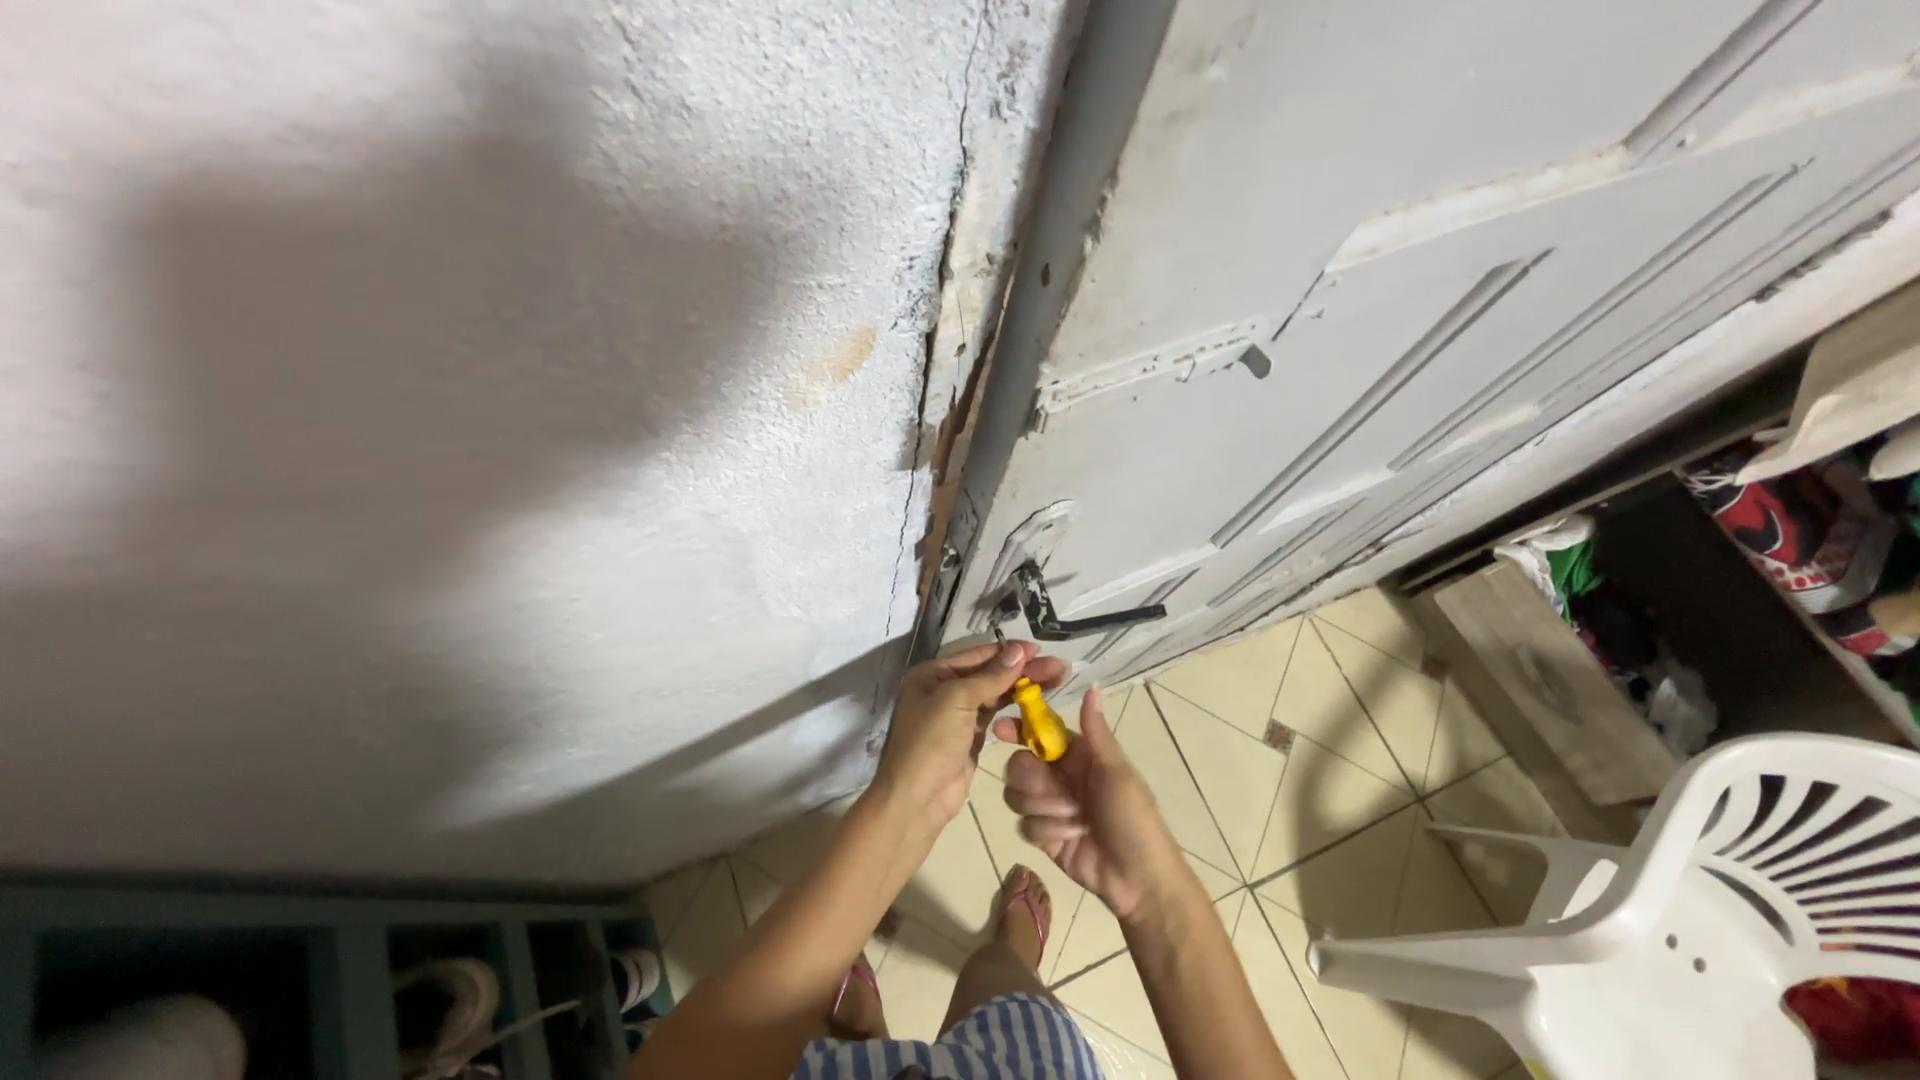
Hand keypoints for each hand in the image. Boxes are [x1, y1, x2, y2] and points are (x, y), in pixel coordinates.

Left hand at [871, 641, 1066, 825]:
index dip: (1010, 652)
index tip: (1041, 650)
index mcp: (934, 674)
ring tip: (1057, 681)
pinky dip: (1017, 710)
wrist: (917, 799)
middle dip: (1024, 670)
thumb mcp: (956, 700)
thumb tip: (1018, 650)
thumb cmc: (930, 742)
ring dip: (1024, 688)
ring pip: (997, 695)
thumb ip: (990, 676)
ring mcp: (959, 715)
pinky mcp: (972, 738)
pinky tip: (1038, 705)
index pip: (978, 655)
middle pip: (990, 674)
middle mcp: (945, 690)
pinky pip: (997, 717)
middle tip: (1059, 667)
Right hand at [996, 688, 1186, 920]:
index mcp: (1078, 755)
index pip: (1039, 732)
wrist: (1137, 878)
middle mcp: (1059, 776)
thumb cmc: (1134, 818)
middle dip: (1034, 780)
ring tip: (1074, 819)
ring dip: (1044, 808)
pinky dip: (1046, 831)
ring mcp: (1049, 806)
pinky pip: (1023, 823)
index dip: (1018, 728)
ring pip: (1016, 794)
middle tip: (1061, 792)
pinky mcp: (1042, 835)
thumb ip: (1096, 732)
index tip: (1001, 730)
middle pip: (1018, 764)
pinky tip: (1069, 838)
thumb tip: (1092, 687)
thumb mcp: (1118, 772)